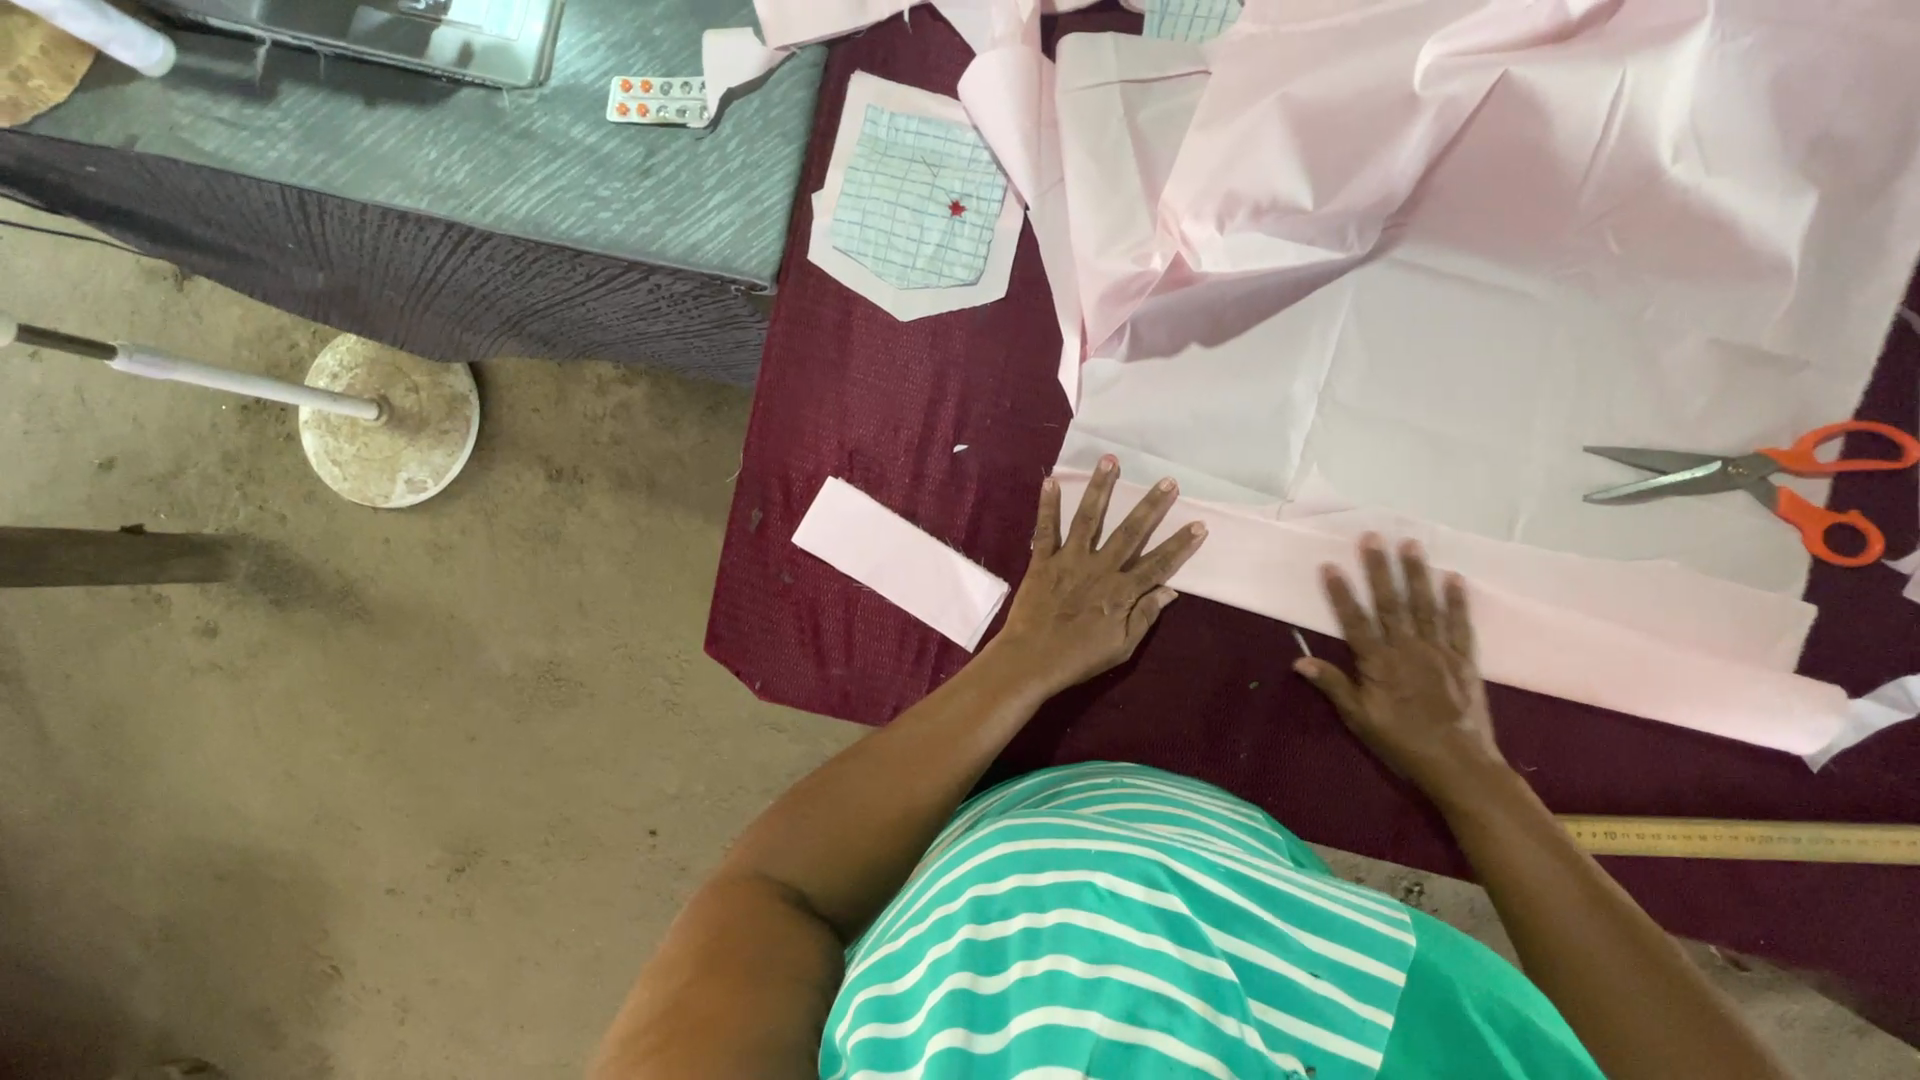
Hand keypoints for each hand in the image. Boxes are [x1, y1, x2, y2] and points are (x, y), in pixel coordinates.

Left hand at [991, 457, 1207, 696]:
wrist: (1030, 660)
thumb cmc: (1078, 658)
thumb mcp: (1122, 647)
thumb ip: (1145, 616)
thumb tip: (1169, 591)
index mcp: (1121, 592)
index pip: (1158, 564)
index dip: (1179, 545)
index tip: (1198, 525)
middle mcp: (1099, 569)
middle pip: (1130, 532)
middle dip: (1150, 506)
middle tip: (1167, 481)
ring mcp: (1069, 561)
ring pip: (1088, 519)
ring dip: (1100, 488)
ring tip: (1110, 460)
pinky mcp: (1042, 562)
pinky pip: (1045, 530)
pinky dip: (1047, 505)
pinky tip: (1051, 480)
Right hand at [1295, 535, 1508, 803]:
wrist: (1459, 764)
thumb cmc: (1401, 742)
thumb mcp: (1359, 719)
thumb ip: (1333, 686)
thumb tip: (1299, 661)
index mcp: (1378, 663)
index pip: (1355, 620)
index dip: (1341, 593)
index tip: (1329, 564)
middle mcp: (1408, 649)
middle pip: (1391, 603)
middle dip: (1379, 568)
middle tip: (1373, 537)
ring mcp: (1438, 652)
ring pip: (1425, 605)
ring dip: (1416, 573)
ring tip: (1411, 544)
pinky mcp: (1464, 660)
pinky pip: (1460, 625)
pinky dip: (1456, 601)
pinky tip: (1453, 579)